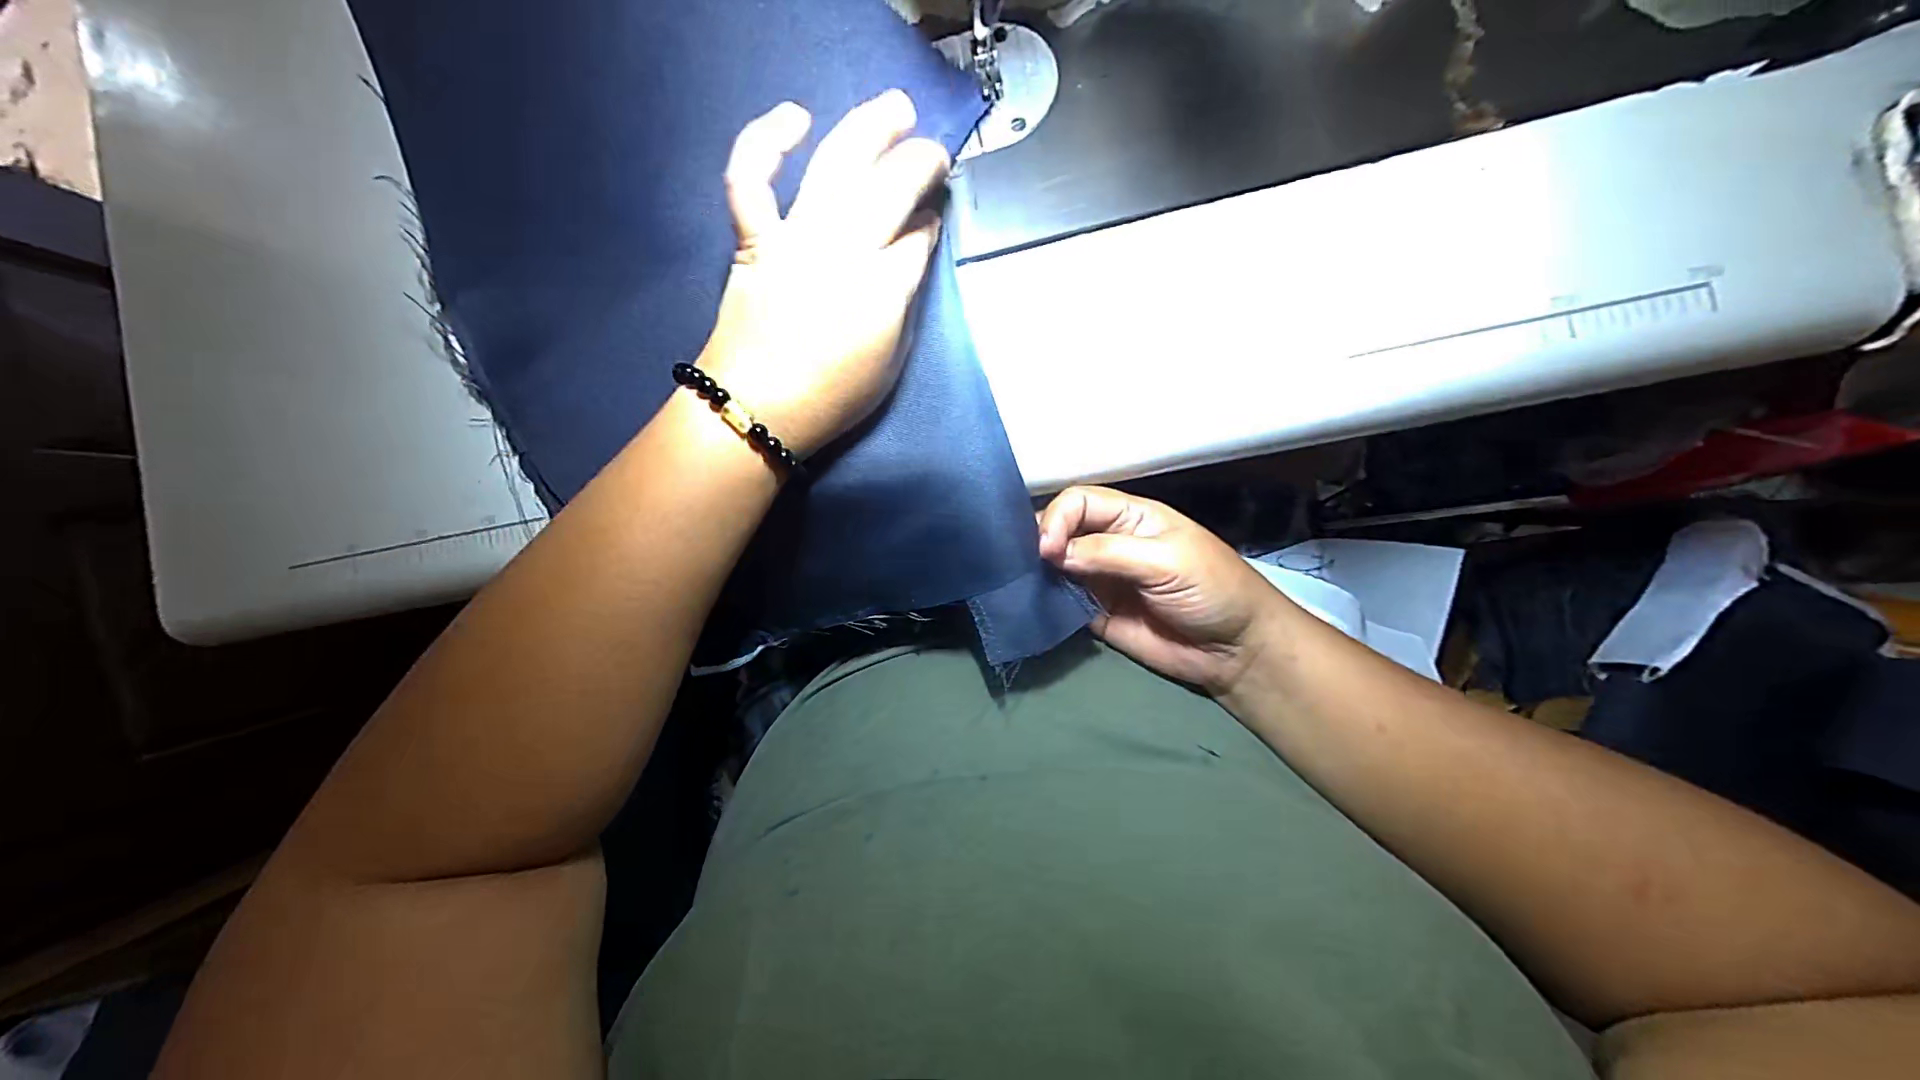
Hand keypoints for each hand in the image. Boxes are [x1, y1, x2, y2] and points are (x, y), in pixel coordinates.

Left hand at [697, 91, 950, 458]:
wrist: (759, 409)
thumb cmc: (832, 396)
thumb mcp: (891, 359)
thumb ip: (906, 298)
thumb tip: (914, 249)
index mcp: (885, 288)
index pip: (919, 234)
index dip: (931, 218)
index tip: (934, 213)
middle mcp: (846, 251)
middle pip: (891, 186)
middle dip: (919, 162)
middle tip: (932, 153)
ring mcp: (797, 238)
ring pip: (837, 165)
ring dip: (871, 128)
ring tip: (895, 108)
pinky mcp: (755, 238)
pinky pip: (752, 179)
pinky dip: (766, 142)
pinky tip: (796, 119)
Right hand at [1038, 486, 1294, 698]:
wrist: (1235, 651)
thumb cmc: (1213, 590)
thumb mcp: (1166, 560)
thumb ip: (1109, 552)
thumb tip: (1052, 551)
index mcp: (1131, 517)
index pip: (1079, 501)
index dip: (1057, 518)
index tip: (1046, 548)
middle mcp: (1108, 541)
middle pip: (1060, 528)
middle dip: (1039, 539)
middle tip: (1026, 563)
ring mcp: (1099, 578)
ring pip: (1054, 564)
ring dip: (1036, 570)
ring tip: (1020, 581)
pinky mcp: (1094, 612)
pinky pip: (1060, 600)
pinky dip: (1043, 600)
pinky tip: (1031, 602)